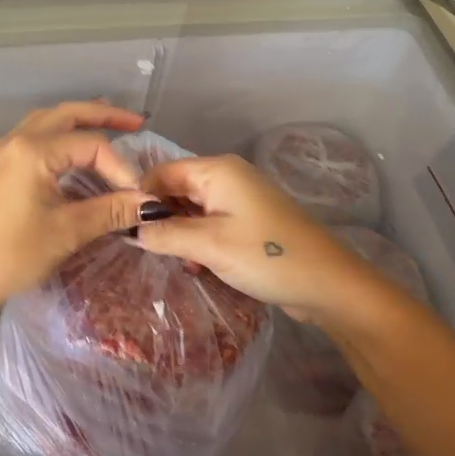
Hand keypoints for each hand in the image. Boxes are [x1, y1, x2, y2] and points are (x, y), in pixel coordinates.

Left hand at [0, 102, 158, 321]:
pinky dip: (61, 134)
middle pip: (67, 114)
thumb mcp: (67, 232)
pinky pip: (36, 135)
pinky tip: (76, 151)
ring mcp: (4, 151)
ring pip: (49, 121)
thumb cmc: (13, 255)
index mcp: (33, 150)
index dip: (119, 166)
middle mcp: (17, 140)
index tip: (138, 196)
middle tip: (137, 122)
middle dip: (103, 115)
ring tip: (111, 126)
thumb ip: (110, 211)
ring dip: (80, 120)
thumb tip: (149, 203)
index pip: (90, 144)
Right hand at [134, 154, 393, 325]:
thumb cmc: (267, 257)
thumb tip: (130, 229)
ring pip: (192, 208)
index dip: (139, 197)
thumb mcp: (209, 246)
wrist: (330, 286)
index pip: (161, 172)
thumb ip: (165, 234)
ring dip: (179, 232)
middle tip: (144, 248)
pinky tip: (196, 265)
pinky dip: (199, 240)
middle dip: (160, 217)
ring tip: (172, 260)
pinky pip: (210, 222)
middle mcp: (227, 176)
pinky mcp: (250, 222)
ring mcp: (241, 198)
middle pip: (176, 188)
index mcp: (216, 170)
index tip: (124, 227)